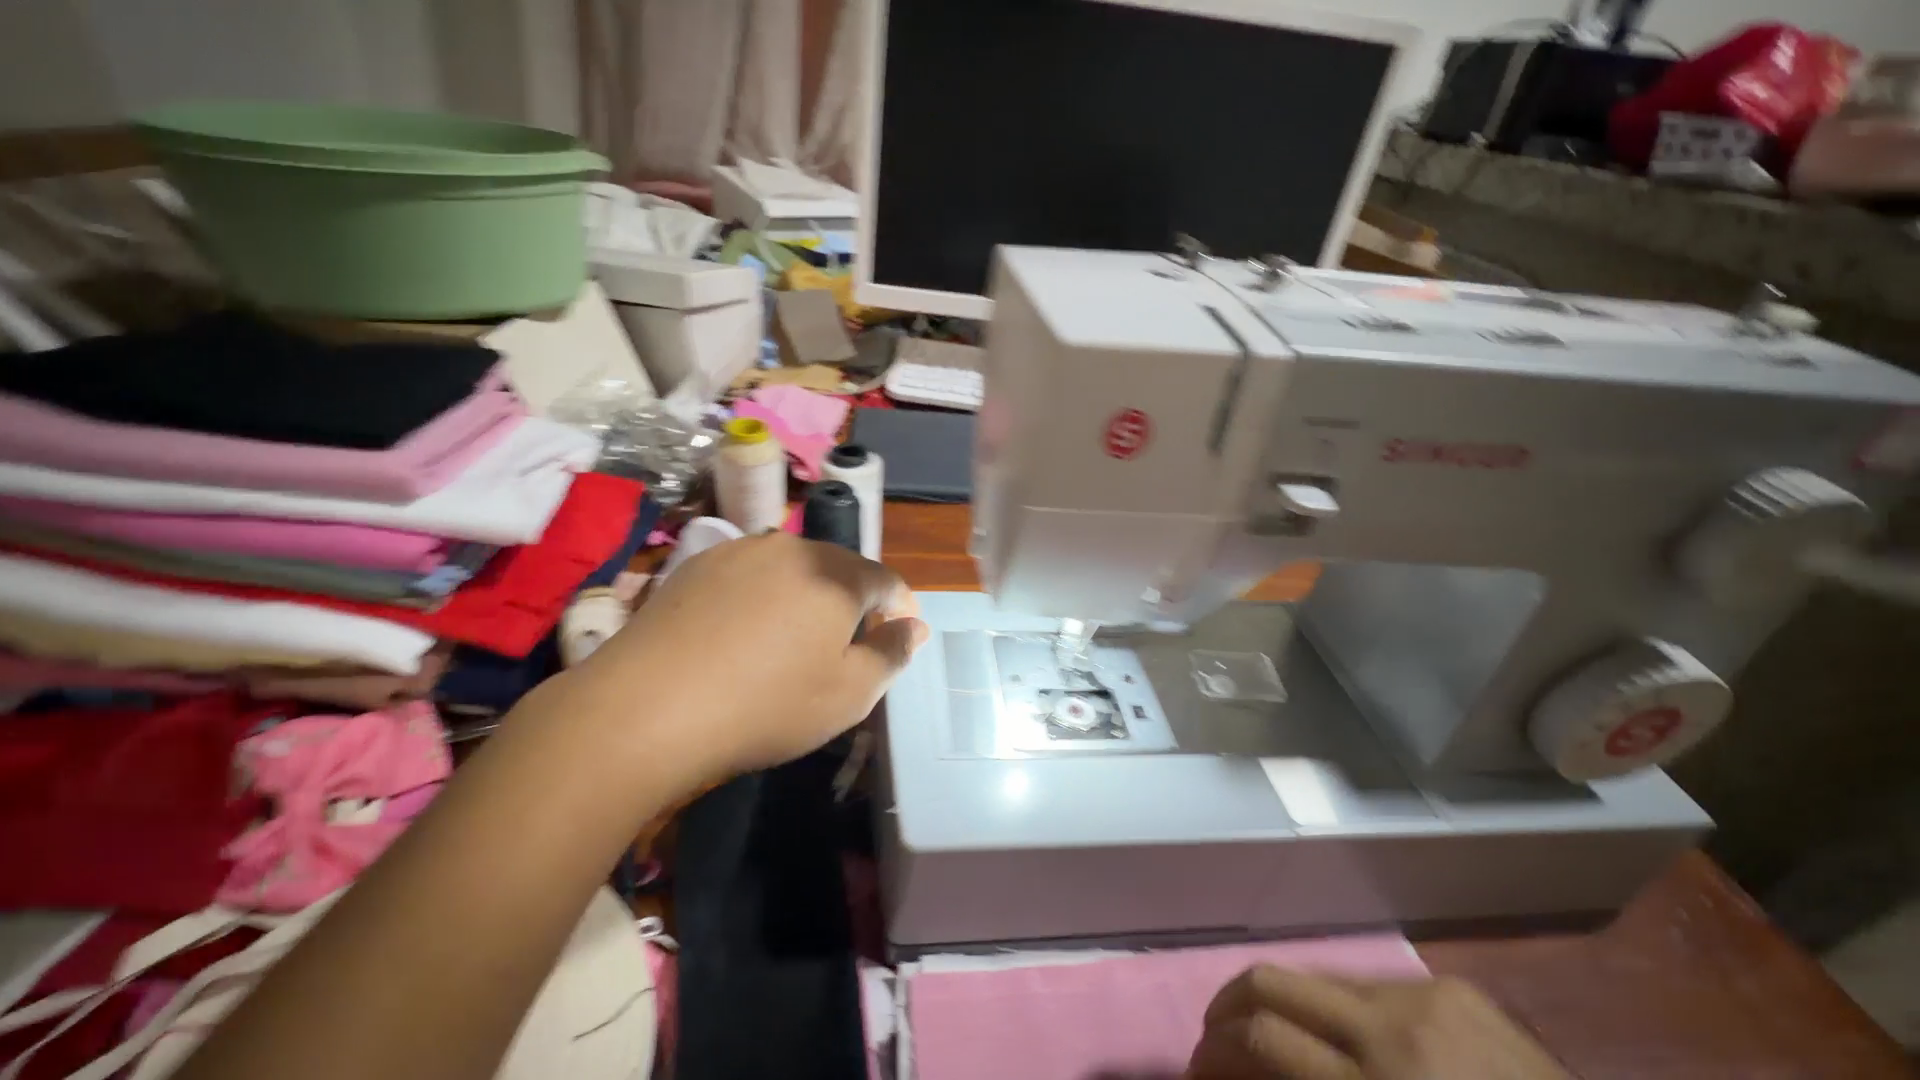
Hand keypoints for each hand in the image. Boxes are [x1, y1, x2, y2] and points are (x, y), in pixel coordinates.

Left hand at [579, 532, 926, 784]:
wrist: (648, 707)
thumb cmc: (766, 705)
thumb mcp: (849, 694)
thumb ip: (892, 653)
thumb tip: (913, 625)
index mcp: (835, 574)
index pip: (886, 579)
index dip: (899, 608)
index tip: (896, 637)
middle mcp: (788, 547)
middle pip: (837, 570)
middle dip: (849, 603)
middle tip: (840, 649)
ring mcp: (736, 552)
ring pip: (788, 570)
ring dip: (801, 599)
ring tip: (787, 645)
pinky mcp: (692, 567)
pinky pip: (745, 578)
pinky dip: (757, 601)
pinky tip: (739, 639)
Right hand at [1187, 967, 1569, 1079]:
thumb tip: (1247, 1079)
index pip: (1261, 1038)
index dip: (1213, 1052)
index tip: (1198, 1074)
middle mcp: (1393, 1024)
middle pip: (1271, 980)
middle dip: (1225, 1007)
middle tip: (1214, 1041)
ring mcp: (1426, 995)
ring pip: (1314, 974)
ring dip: (1281, 1005)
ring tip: (1275, 1040)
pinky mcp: (1454, 985)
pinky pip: (1368, 984)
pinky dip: (1337, 1009)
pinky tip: (1347, 1042)